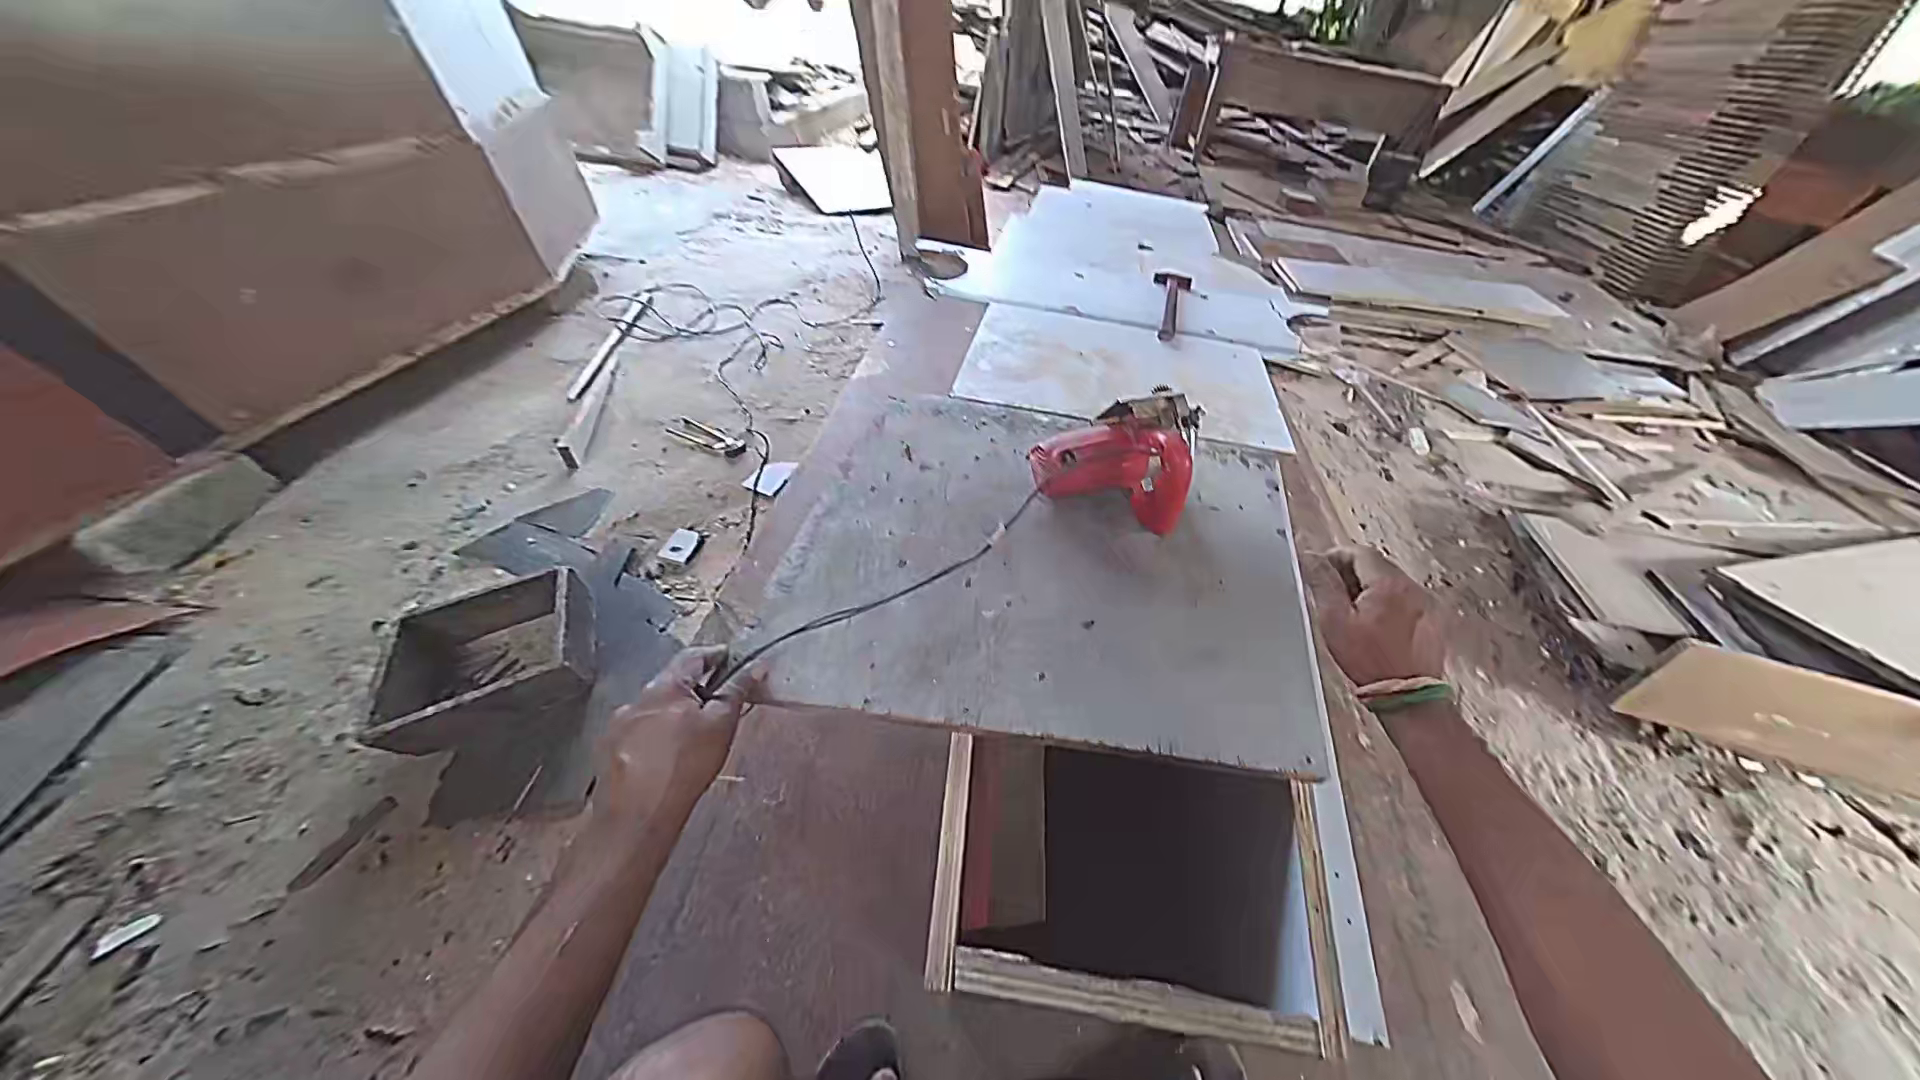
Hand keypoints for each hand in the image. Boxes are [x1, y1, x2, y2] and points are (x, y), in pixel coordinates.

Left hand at [593, 646, 762, 830]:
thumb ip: (736, 692)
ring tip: (693, 736)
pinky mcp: (608, 752)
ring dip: (674, 714)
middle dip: (696, 690)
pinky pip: (639, 733)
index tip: (735, 662)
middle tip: (719, 705)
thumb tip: (755, 666)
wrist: (635, 818)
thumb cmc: (685, 766)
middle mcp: (635, 699)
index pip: (693, 656)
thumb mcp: (721, 726)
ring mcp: (617, 726)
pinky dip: (656, 736)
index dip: (717, 655)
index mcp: (664, 687)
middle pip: (672, 683)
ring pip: (655, 710)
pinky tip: (667, 757)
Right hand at [1303, 547, 1446, 688]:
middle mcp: (1412, 588)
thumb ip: (1322, 582)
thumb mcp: (1334, 619)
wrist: (1407, 695)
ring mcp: (1426, 603)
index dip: (1335, 557)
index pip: (1359, 552)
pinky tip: (1372, 625)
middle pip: (1376, 565)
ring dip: (1367, 589)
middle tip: (1331, 594)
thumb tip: (1311, 558)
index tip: (1321, 570)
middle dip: (1350, 574)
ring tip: (1350, 614)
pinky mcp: (1431, 619)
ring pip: (1389, 582)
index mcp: (1389, 584)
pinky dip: (1385, 603)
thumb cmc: (1370, 660)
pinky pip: (1403, 599)